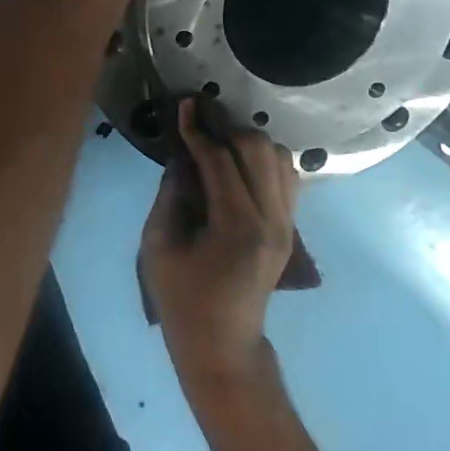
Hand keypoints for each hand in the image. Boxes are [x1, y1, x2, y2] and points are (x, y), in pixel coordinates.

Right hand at [141, 99, 299, 385]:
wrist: (223, 346)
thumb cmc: (182, 299)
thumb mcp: (157, 245)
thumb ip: (169, 193)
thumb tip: (181, 153)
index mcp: (236, 227)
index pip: (220, 161)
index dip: (199, 129)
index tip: (185, 105)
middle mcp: (272, 220)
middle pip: (259, 149)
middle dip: (227, 128)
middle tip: (201, 123)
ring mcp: (288, 224)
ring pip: (280, 157)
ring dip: (249, 142)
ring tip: (220, 143)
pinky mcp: (291, 227)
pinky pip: (287, 176)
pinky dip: (265, 160)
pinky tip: (239, 164)